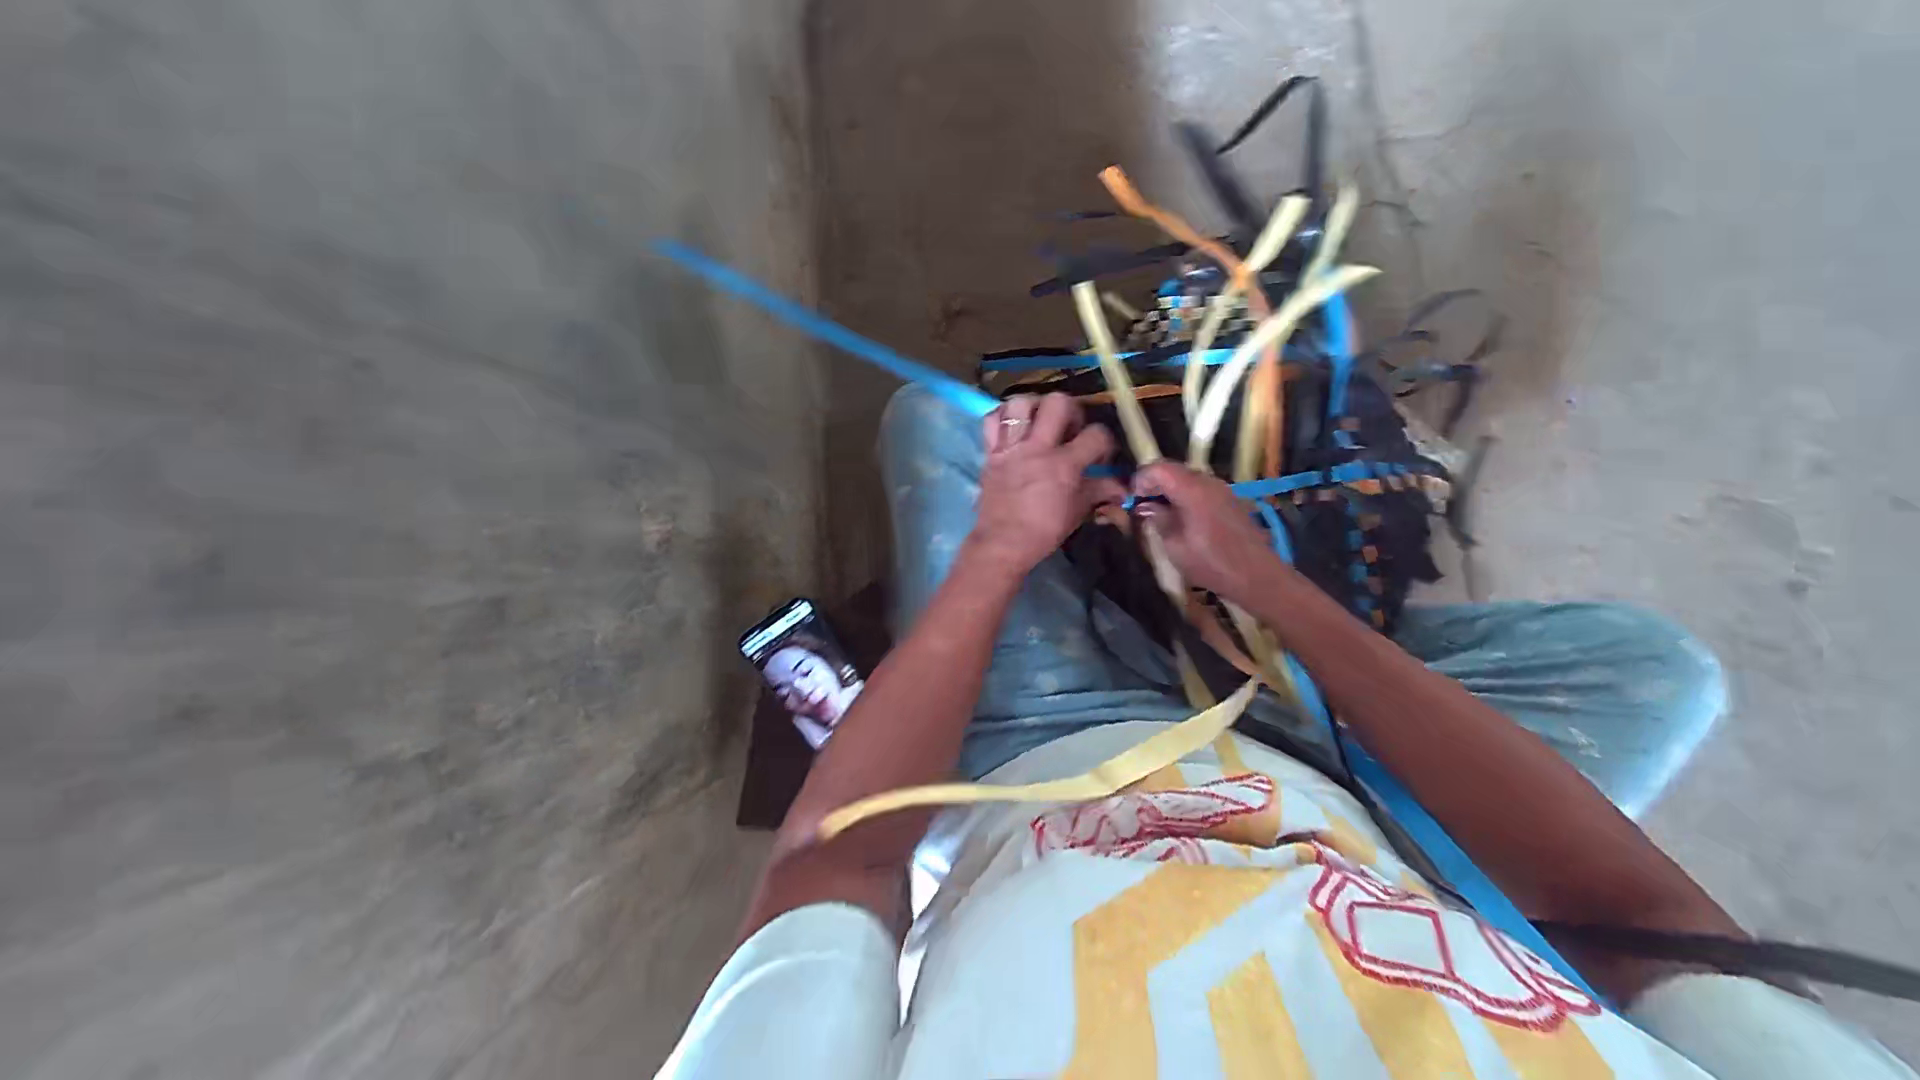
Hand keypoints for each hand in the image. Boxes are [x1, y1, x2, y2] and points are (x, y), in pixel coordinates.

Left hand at [967, 394, 1125, 573]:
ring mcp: (1011, 448)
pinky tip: (1013, 428)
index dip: (1104, 442)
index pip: (1097, 434)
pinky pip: (991, 420)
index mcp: (1065, 465)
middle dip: (1071, 410)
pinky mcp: (990, 453)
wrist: (1003, 544)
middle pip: (1058, 402)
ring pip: (1021, 404)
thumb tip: (1122, 487)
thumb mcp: (1078, 512)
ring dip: (1035, 407)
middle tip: (1069, 428)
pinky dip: (1002, 417)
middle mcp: (1038, 449)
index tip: (1099, 456)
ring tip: (1040, 422)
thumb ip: (1099, 491)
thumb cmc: (1043, 531)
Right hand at [1131, 463, 1286, 599]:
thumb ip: (1158, 519)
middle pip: (1173, 469)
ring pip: (1187, 478)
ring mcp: (1222, 489)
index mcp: (1192, 490)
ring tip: (1160, 515)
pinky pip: (1200, 489)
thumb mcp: (1174, 546)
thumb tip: (1145, 506)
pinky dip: (1185, 497)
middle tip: (1142, 507)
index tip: (1132, 501)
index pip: (1158, 468)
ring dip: (1169, 491)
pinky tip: (1182, 520)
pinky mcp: (1230, 500)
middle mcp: (1208, 482)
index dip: (1140, 480)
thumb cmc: (1212, 563)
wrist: (1258, 576)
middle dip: (1153, 484)